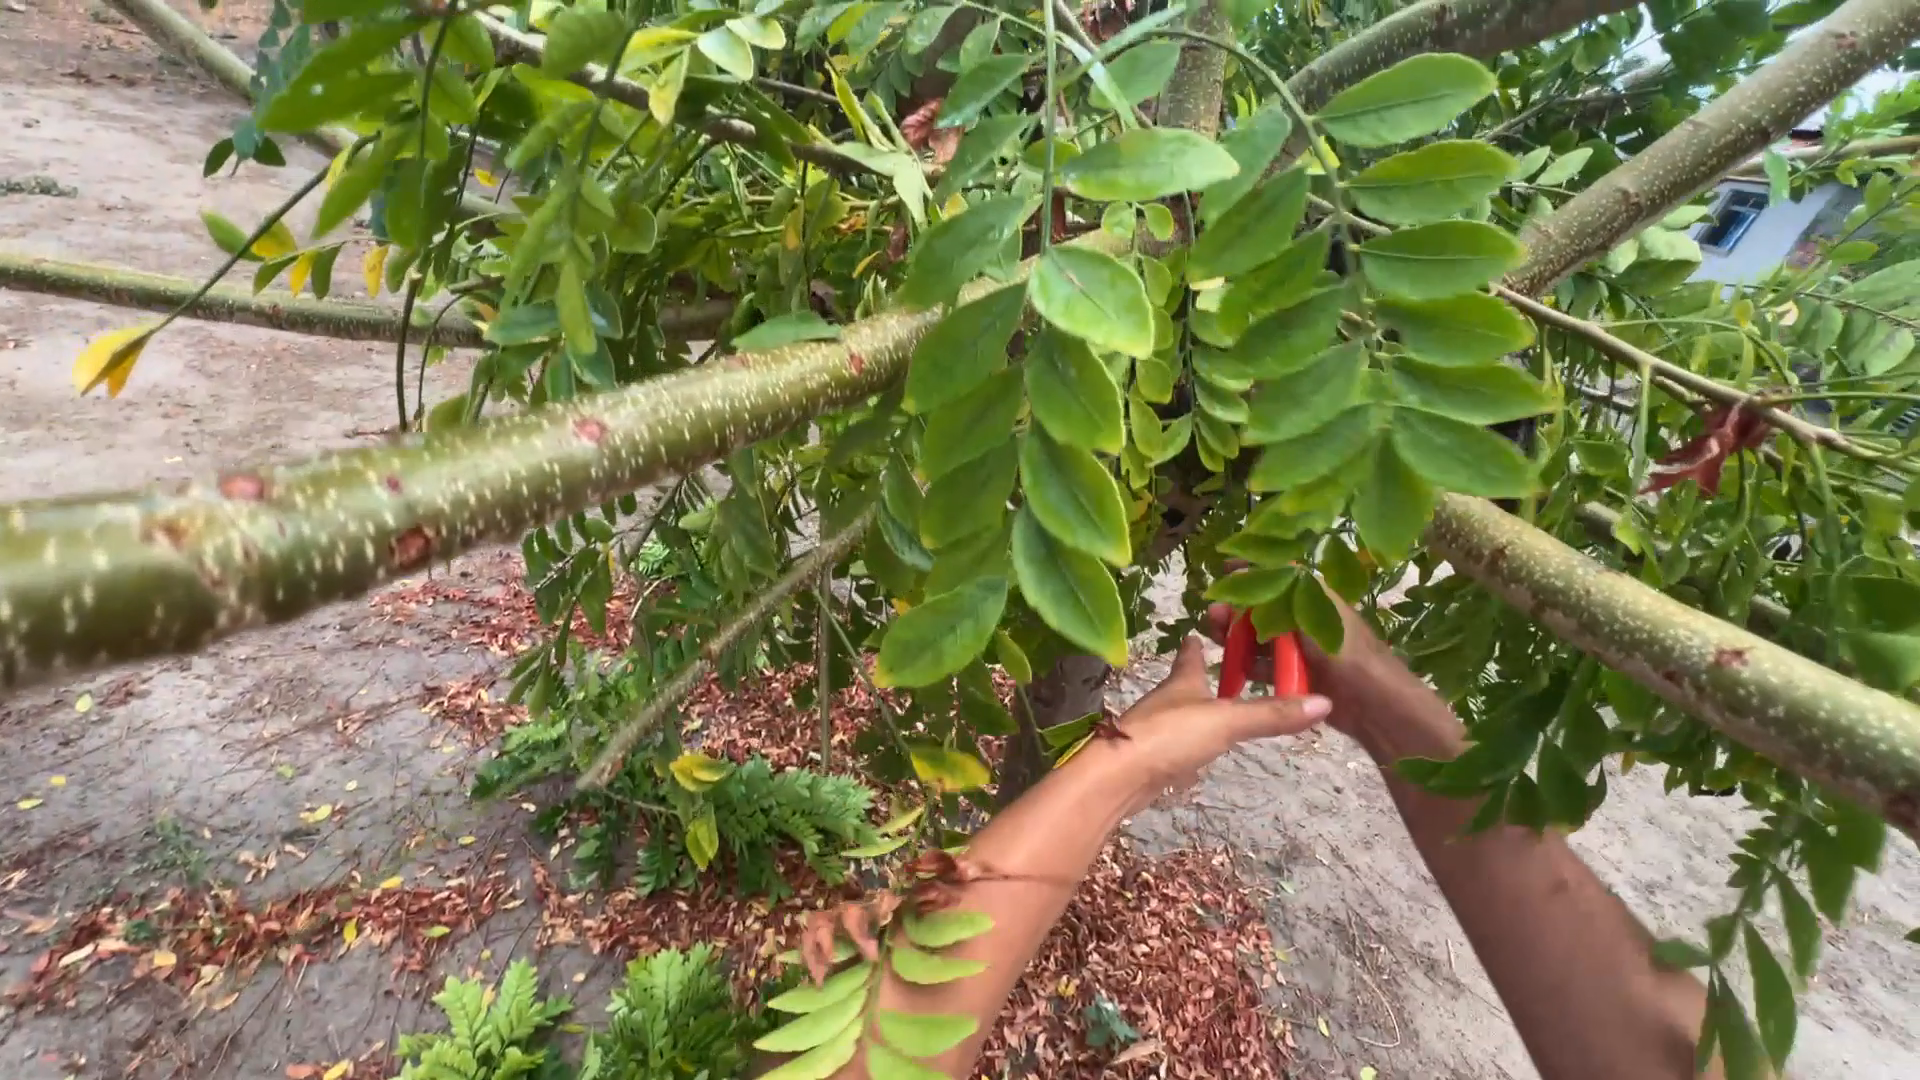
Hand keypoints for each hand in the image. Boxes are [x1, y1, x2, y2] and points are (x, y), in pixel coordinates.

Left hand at [1101, 636, 1331, 811]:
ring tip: (1218, 707)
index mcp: (1183, 681)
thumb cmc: (1170, 734)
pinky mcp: (1153, 757)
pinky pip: (1177, 742)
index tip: (1200, 631)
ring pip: (1181, 712)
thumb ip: (1271, 714)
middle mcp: (1167, 699)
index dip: (1198, 644)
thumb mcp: (1227, 721)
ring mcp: (1157, 728)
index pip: (1192, 655)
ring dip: (1197, 708)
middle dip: (1200, 676)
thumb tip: (1325, 702)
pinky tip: (1199, 748)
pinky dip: (1190, 740)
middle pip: (1186, 683)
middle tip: (1221, 669)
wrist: (1120, 776)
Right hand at [1203, 569, 1404, 743]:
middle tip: (1213, 612)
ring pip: (1256, 638)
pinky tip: (1228, 663)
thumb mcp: (1315, 612)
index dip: (1251, 573)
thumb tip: (1247, 570)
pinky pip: (1261, 666)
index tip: (1225, 569)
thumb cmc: (1346, 651)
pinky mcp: (1292, 676)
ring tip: (1212, 634)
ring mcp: (1297, 651)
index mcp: (1312, 600)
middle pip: (1260, 610)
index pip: (1276, 577)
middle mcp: (1303, 622)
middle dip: (1233, 609)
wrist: (1373, 705)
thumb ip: (1282, 593)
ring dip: (1234, 636)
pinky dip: (1244, 664)